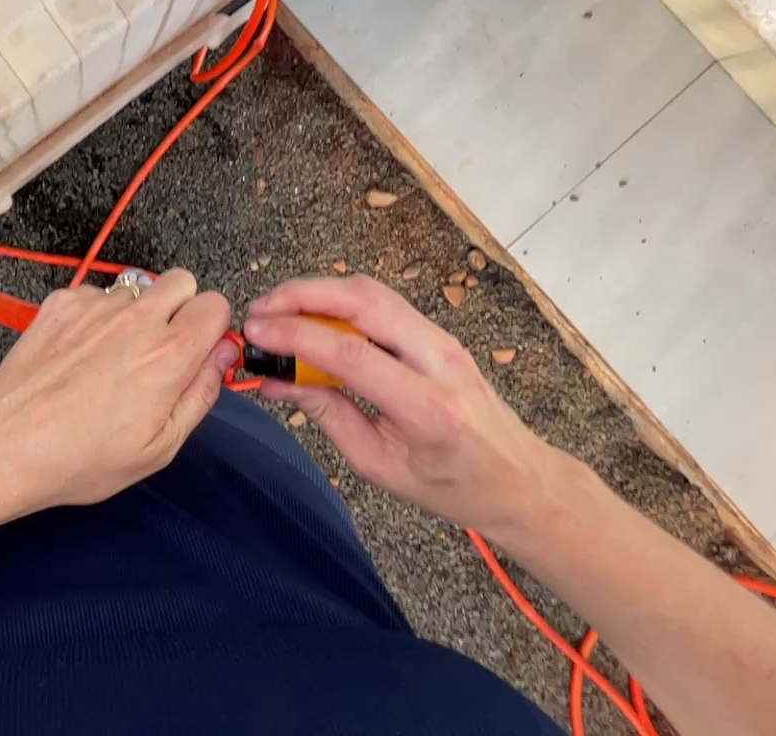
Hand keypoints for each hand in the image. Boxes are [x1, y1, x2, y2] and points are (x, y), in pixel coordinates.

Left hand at [0, 269, 238, 518]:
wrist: (8, 442)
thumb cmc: (83, 457)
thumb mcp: (160, 447)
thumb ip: (200, 393)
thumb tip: (222, 354)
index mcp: (169, 353)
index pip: (216, 304)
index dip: (210, 327)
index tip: (196, 351)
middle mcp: (135, 318)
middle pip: (181, 280)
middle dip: (179, 308)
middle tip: (159, 347)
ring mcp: (95, 306)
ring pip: (135, 289)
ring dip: (133, 314)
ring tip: (109, 358)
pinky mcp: (61, 302)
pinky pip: (94, 295)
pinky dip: (94, 316)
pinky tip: (77, 353)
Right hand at [243, 276, 573, 537]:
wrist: (520, 479)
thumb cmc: (451, 485)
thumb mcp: (378, 464)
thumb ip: (326, 413)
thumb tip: (274, 379)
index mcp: (428, 408)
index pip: (350, 353)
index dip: (295, 335)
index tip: (255, 332)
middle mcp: (439, 360)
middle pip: (362, 299)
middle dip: (301, 295)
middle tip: (259, 310)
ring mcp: (442, 339)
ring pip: (370, 290)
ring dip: (315, 291)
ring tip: (276, 309)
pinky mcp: (435, 331)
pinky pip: (379, 300)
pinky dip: (336, 298)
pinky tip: (309, 313)